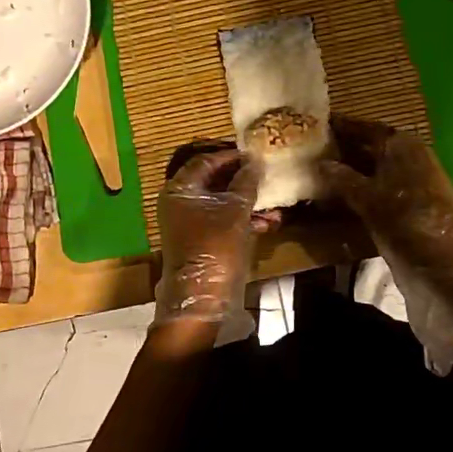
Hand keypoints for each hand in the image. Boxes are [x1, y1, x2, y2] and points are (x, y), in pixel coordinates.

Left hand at [153, 148, 260, 327]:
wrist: (201, 296)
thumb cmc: (215, 245)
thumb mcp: (235, 210)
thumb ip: (246, 182)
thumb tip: (254, 162)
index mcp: (180, 189)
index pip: (206, 160)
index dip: (231, 156)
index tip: (255, 155)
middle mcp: (179, 202)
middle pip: (213, 181)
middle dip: (242, 180)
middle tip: (265, 176)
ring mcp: (188, 222)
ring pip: (221, 202)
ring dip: (247, 202)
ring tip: (273, 206)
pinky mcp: (199, 239)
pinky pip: (221, 220)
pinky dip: (242, 219)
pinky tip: (266, 224)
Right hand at [317, 117, 452, 315]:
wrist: (449, 264)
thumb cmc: (409, 221)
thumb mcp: (370, 198)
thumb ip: (343, 178)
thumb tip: (318, 162)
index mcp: (400, 144)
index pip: (362, 127)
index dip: (337, 126)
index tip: (308, 126)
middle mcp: (405, 156)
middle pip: (365, 147)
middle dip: (336, 151)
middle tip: (302, 153)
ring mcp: (406, 182)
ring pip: (367, 171)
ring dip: (342, 174)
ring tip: (309, 175)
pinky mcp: (405, 206)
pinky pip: (373, 191)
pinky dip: (353, 193)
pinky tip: (331, 199)